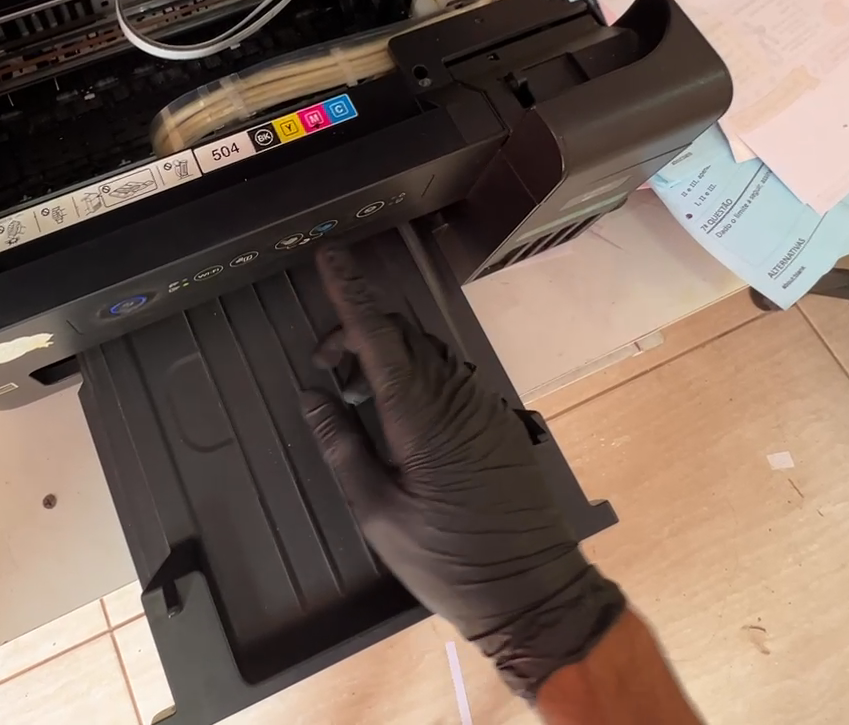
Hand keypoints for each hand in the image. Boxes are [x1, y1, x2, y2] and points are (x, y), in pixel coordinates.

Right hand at [302, 245, 626, 698]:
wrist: (535, 593)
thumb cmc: (449, 560)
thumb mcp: (379, 514)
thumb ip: (341, 448)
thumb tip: (312, 396)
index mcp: (422, 416)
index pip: (379, 335)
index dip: (350, 291)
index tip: (329, 255)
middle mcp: (455, 395)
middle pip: (399, 331)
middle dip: (354, 331)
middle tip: (325, 370)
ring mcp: (480, 403)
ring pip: (423, 349)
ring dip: (382, 352)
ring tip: (356, 397)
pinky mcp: (493, 417)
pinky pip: (445, 372)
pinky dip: (410, 372)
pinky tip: (396, 413)